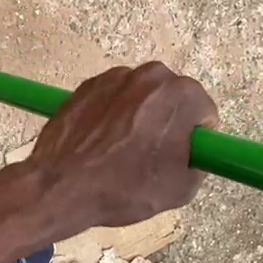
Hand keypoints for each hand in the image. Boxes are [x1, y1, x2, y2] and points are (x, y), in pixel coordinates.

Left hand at [22, 61, 218, 237]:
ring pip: (139, 98)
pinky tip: (99, 143)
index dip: (194, 139)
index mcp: (182, 94)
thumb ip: (200, 163)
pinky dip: (110, 116)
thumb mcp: (180, 188)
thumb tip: (195, 154)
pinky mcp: (86, 86)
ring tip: (119, 152)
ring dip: (137, 118)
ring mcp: (114, 77)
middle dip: (165, 123)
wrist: (60, 186)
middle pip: (171, 100)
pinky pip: (111, 100)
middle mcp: (151, 75)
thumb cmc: (123, 188)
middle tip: (148, 157)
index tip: (179, 156)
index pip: (202, 113)